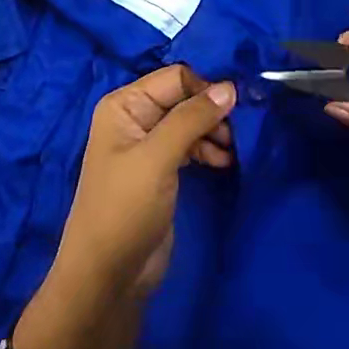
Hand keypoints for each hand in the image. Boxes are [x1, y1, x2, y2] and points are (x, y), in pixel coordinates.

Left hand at [14, 66, 234, 348]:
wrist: (110, 271)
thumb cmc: (126, 207)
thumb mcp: (157, 158)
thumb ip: (192, 119)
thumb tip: (230, 87)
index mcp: (124, 104)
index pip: (174, 77)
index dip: (206, 88)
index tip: (238, 108)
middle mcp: (135, 116)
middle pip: (184, 98)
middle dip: (212, 111)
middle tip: (237, 136)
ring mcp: (148, 144)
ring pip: (190, 122)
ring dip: (214, 132)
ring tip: (231, 152)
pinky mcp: (161, 169)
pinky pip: (190, 146)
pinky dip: (208, 150)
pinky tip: (224, 163)